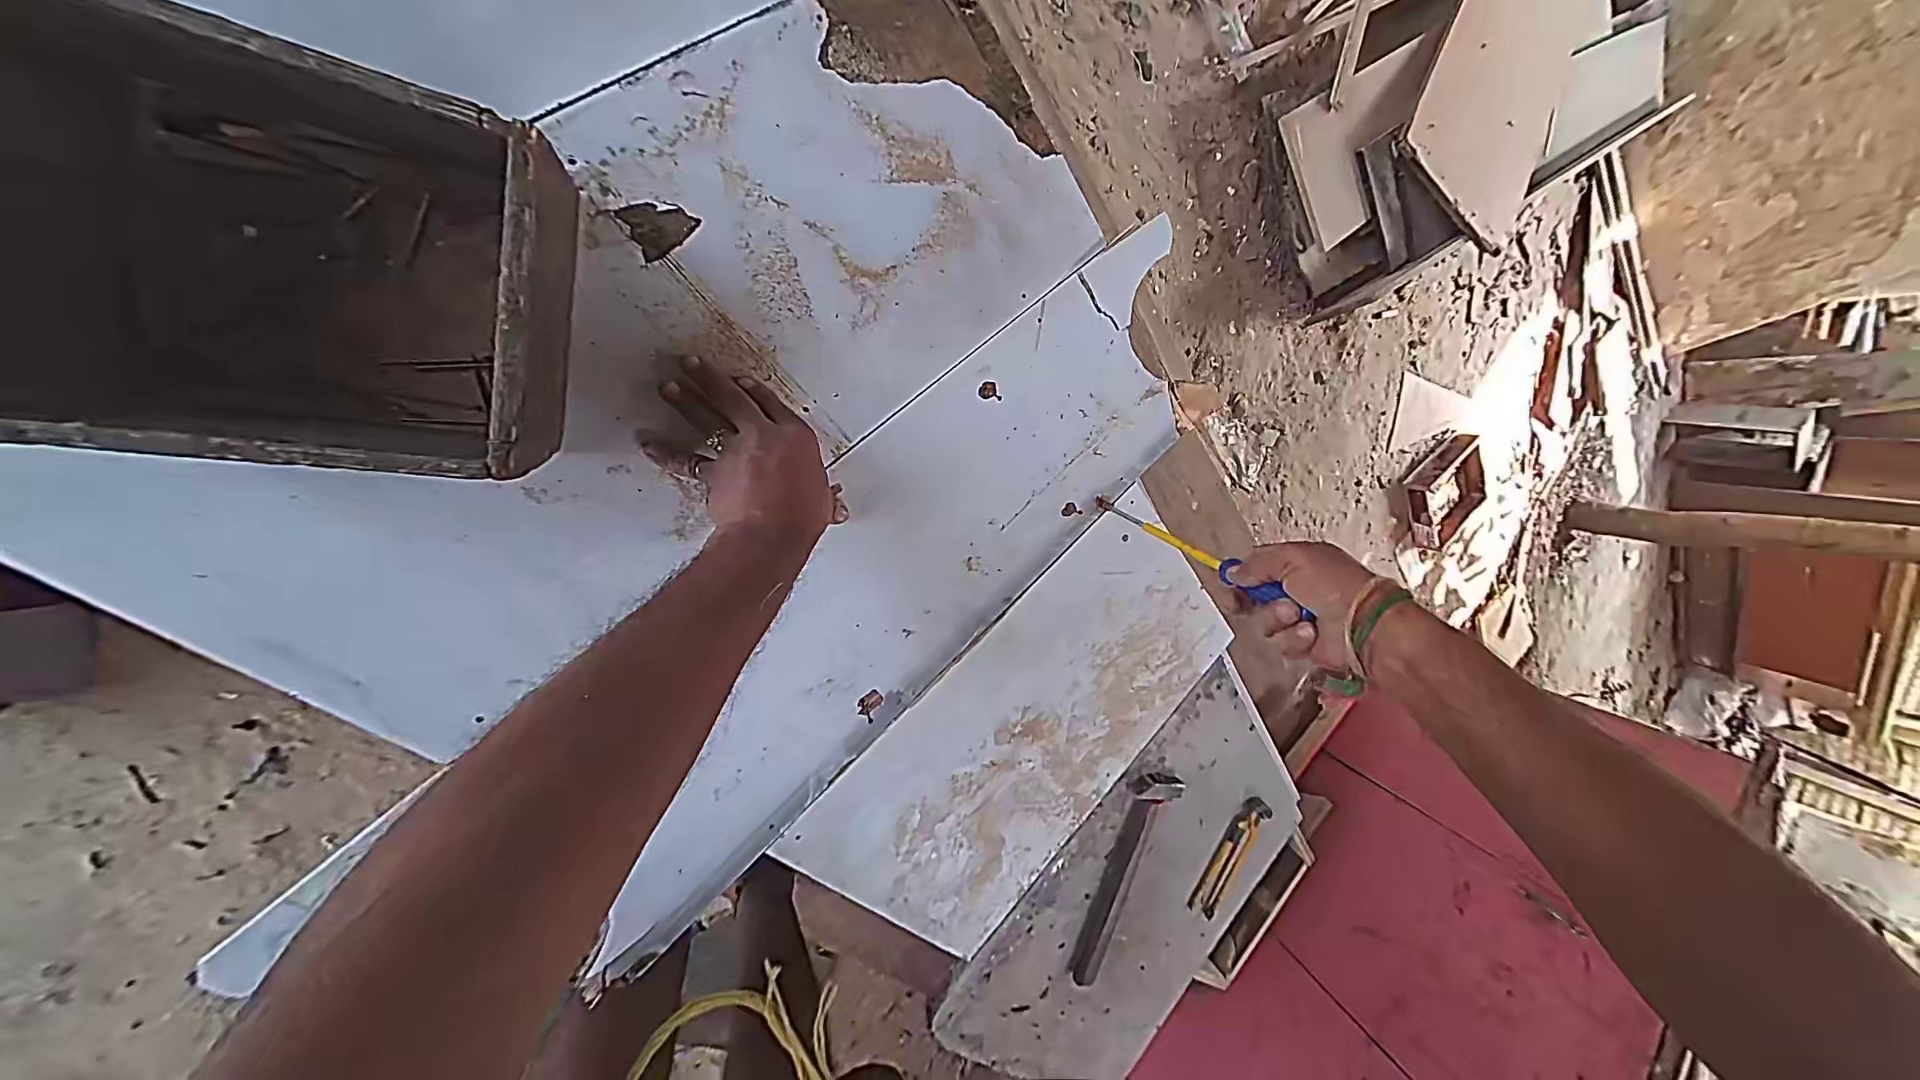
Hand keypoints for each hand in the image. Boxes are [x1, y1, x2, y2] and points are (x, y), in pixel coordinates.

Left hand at [641, 357, 844, 542]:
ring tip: (669, 386)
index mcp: (795, 436)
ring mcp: (735, 451)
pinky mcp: (713, 472)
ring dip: (686, 400)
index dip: (756, 390)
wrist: (772, 532)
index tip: (742, 380)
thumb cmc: (801, 517)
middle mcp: (763, 435)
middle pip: (733, 398)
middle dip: (710, 378)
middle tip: (692, 364)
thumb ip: (824, 496)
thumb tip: (833, 505)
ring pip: (706, 419)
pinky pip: (686, 460)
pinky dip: (666, 452)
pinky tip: (650, 442)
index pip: (772, 404)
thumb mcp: (821, 501)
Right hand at [1228, 541, 1393, 670]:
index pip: (1255, 568)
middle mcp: (1296, 590)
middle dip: (1256, 601)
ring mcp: (1298, 617)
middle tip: (1264, 600)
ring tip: (1298, 615)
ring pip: (1263, 622)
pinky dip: (1294, 638)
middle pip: (1252, 598)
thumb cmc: (1339, 586)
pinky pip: (1280, 643)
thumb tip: (1233, 571)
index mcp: (1296, 565)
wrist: (1366, 626)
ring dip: (1277, 619)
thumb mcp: (1293, 560)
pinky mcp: (1302, 643)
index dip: (1240, 576)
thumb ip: (1257, 563)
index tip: (1231, 583)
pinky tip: (1310, 632)